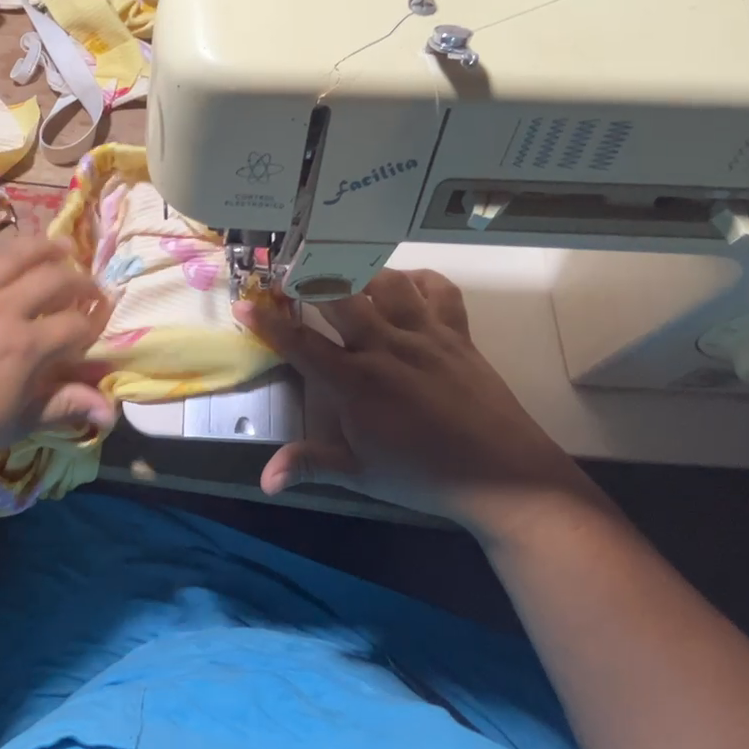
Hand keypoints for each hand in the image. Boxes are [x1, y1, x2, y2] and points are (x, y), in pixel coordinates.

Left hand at [0, 218, 113, 476]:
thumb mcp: (19, 423)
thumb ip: (65, 406)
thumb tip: (111, 412)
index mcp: (24, 347)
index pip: (75, 325)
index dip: (94, 327)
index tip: (96, 332)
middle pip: (54, 280)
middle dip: (81, 285)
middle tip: (89, 293)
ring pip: (14, 255)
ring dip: (45, 247)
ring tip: (64, 248)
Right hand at [234, 269, 594, 536]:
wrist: (503, 475)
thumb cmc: (424, 477)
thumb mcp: (360, 474)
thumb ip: (310, 465)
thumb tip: (264, 480)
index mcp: (356, 383)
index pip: (302, 343)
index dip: (269, 322)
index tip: (245, 305)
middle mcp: (386, 348)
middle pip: (340, 296)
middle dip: (308, 277)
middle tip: (288, 269)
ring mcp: (425, 335)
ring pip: (387, 282)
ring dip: (360, 272)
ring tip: (342, 271)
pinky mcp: (458, 334)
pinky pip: (439, 289)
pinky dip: (419, 279)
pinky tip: (404, 285)